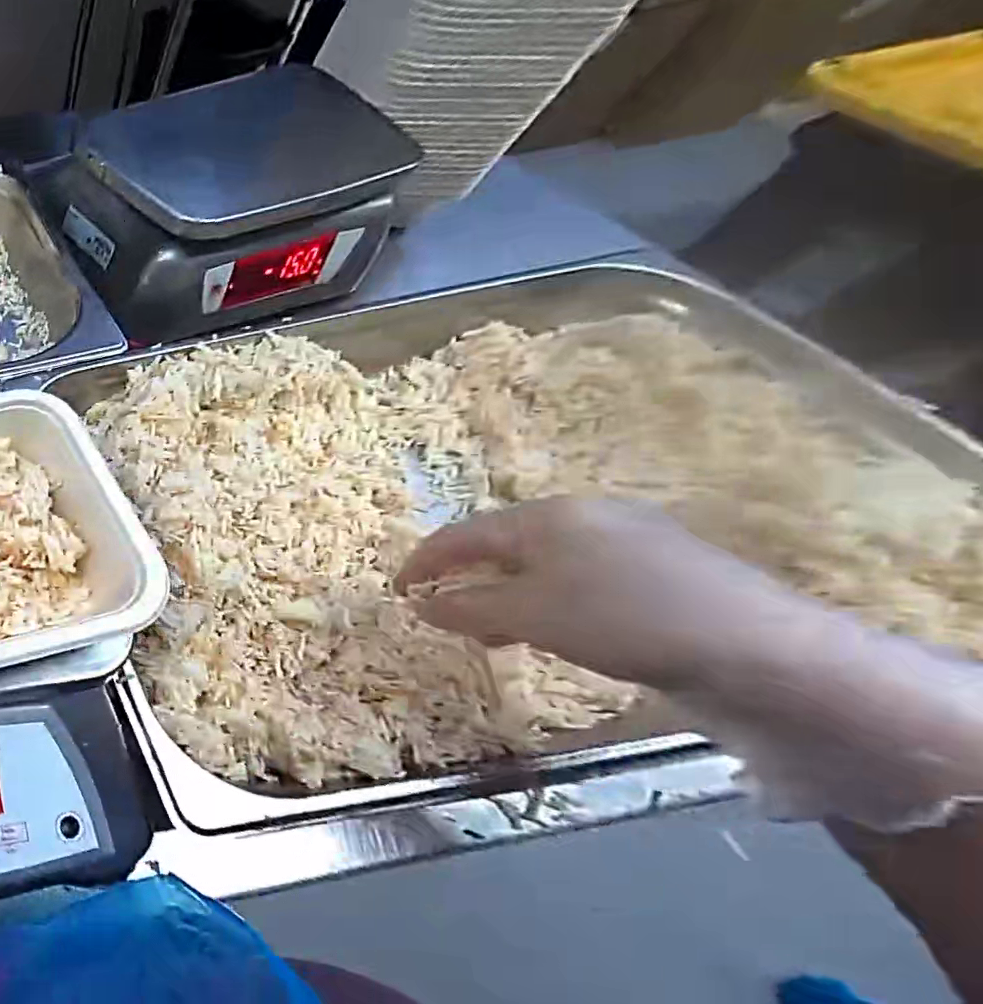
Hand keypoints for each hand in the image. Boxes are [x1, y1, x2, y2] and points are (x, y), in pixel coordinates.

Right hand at [394, 497, 837, 689]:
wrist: (765, 650)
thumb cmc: (622, 620)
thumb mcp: (529, 615)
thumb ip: (467, 607)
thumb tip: (420, 604)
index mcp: (544, 516)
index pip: (461, 534)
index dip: (423, 563)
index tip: (398, 590)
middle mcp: (582, 514)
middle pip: (502, 544)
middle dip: (468, 579)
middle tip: (449, 614)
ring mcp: (628, 536)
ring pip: (543, 561)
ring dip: (509, 593)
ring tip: (499, 630)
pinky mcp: (664, 565)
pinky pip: (581, 575)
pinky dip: (551, 598)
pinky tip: (561, 625)